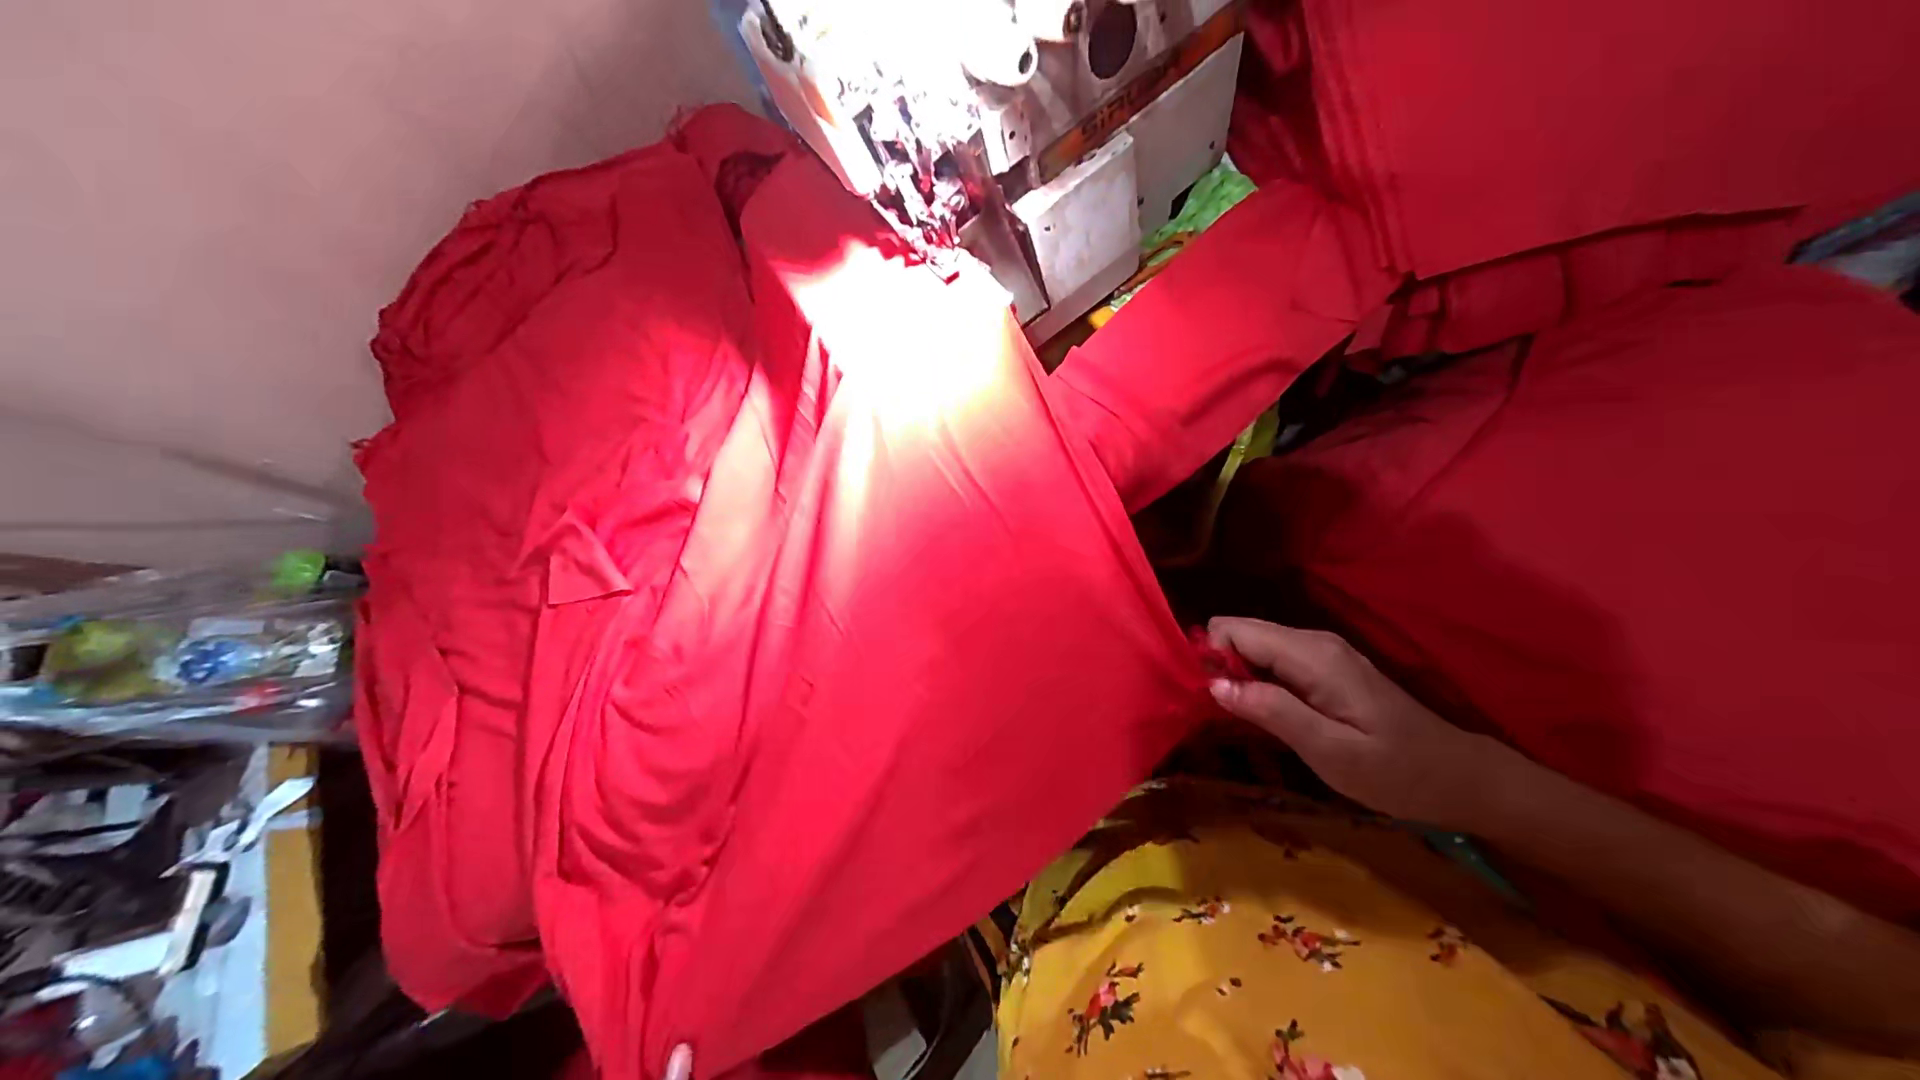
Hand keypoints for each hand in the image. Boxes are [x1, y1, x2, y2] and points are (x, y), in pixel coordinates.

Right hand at [1206, 617, 1519, 827]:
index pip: (1233, 629)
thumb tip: (1215, 684)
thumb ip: (1273, 712)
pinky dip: (1256, 683)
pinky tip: (1266, 716)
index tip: (1208, 701)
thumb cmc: (1397, 772)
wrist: (1460, 778)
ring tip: (1242, 721)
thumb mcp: (1331, 752)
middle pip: (1239, 633)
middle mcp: (1313, 641)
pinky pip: (1270, 660)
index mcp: (1312, 655)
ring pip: (1251, 646)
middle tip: (1225, 717)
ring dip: (1236, 678)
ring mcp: (1320, 652)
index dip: (1211, 659)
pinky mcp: (1323, 667)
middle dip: (1219, 668)